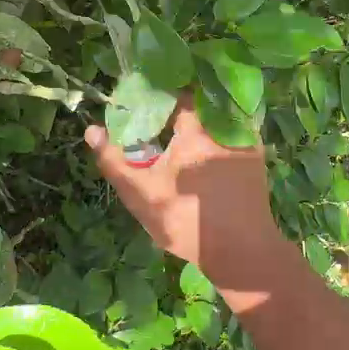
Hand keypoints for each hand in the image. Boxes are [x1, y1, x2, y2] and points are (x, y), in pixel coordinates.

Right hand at [83, 97, 289, 286]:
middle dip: (180, 110)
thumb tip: (91, 130)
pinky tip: (206, 155)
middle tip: (162, 124)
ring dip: (200, 122)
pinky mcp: (256, 157)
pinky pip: (233, 133)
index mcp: (195, 131)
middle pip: (199, 105)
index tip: (146, 109)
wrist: (240, 252)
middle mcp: (223, 128)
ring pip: (217, 118)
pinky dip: (218, 137)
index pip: (177, 96)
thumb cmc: (186, 222)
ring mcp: (245, 141)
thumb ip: (114, 160)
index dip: (159, 100)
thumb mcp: (142, 195)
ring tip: (181, 137)